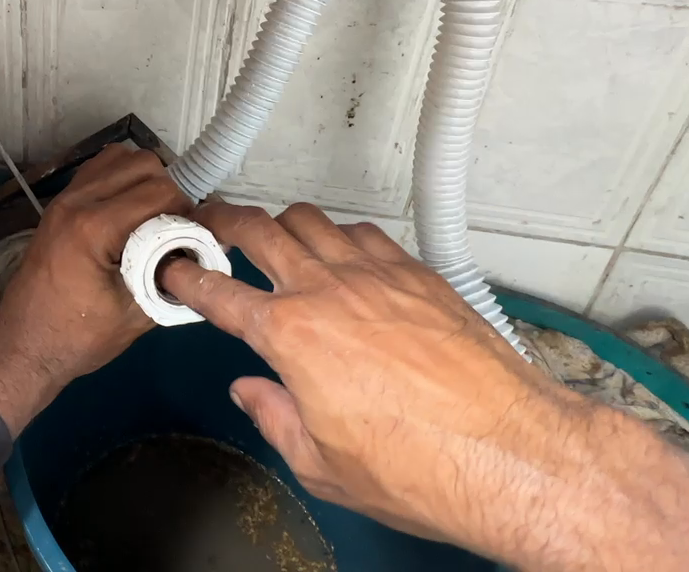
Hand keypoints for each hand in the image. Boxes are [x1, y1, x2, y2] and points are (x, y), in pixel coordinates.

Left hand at [0, 145, 189, 433]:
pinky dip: (121, 178)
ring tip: (154, 215)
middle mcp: (77, 201)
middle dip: (168, 189)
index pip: (159, 190)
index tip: (193, 235)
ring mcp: (64, 197)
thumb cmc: (79, 337)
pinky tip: (130, 211)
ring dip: (144, 179)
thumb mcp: (136, 314)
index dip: (185, 210)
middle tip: (175, 225)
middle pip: (142, 163)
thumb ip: (172, 276)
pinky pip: (98, 169)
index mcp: (94, 227)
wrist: (24, 346)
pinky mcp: (59, 202)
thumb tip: (204, 247)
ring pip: (119, 157)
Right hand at [162, 201, 688, 571]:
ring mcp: (372, 273)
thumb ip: (273, 418)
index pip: (218, 293)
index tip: (172, 268)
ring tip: (279, 235)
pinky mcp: (415, 271)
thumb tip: (250, 390)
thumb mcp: (323, 467)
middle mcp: (324, 289)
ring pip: (309, 218)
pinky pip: (363, 231)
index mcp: (290, 335)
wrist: (515, 455)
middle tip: (211, 220)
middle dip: (223, 218)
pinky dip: (340, 235)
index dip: (185, 277)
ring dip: (283, 223)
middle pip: (257, 228)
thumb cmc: (417, 471)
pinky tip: (345, 255)